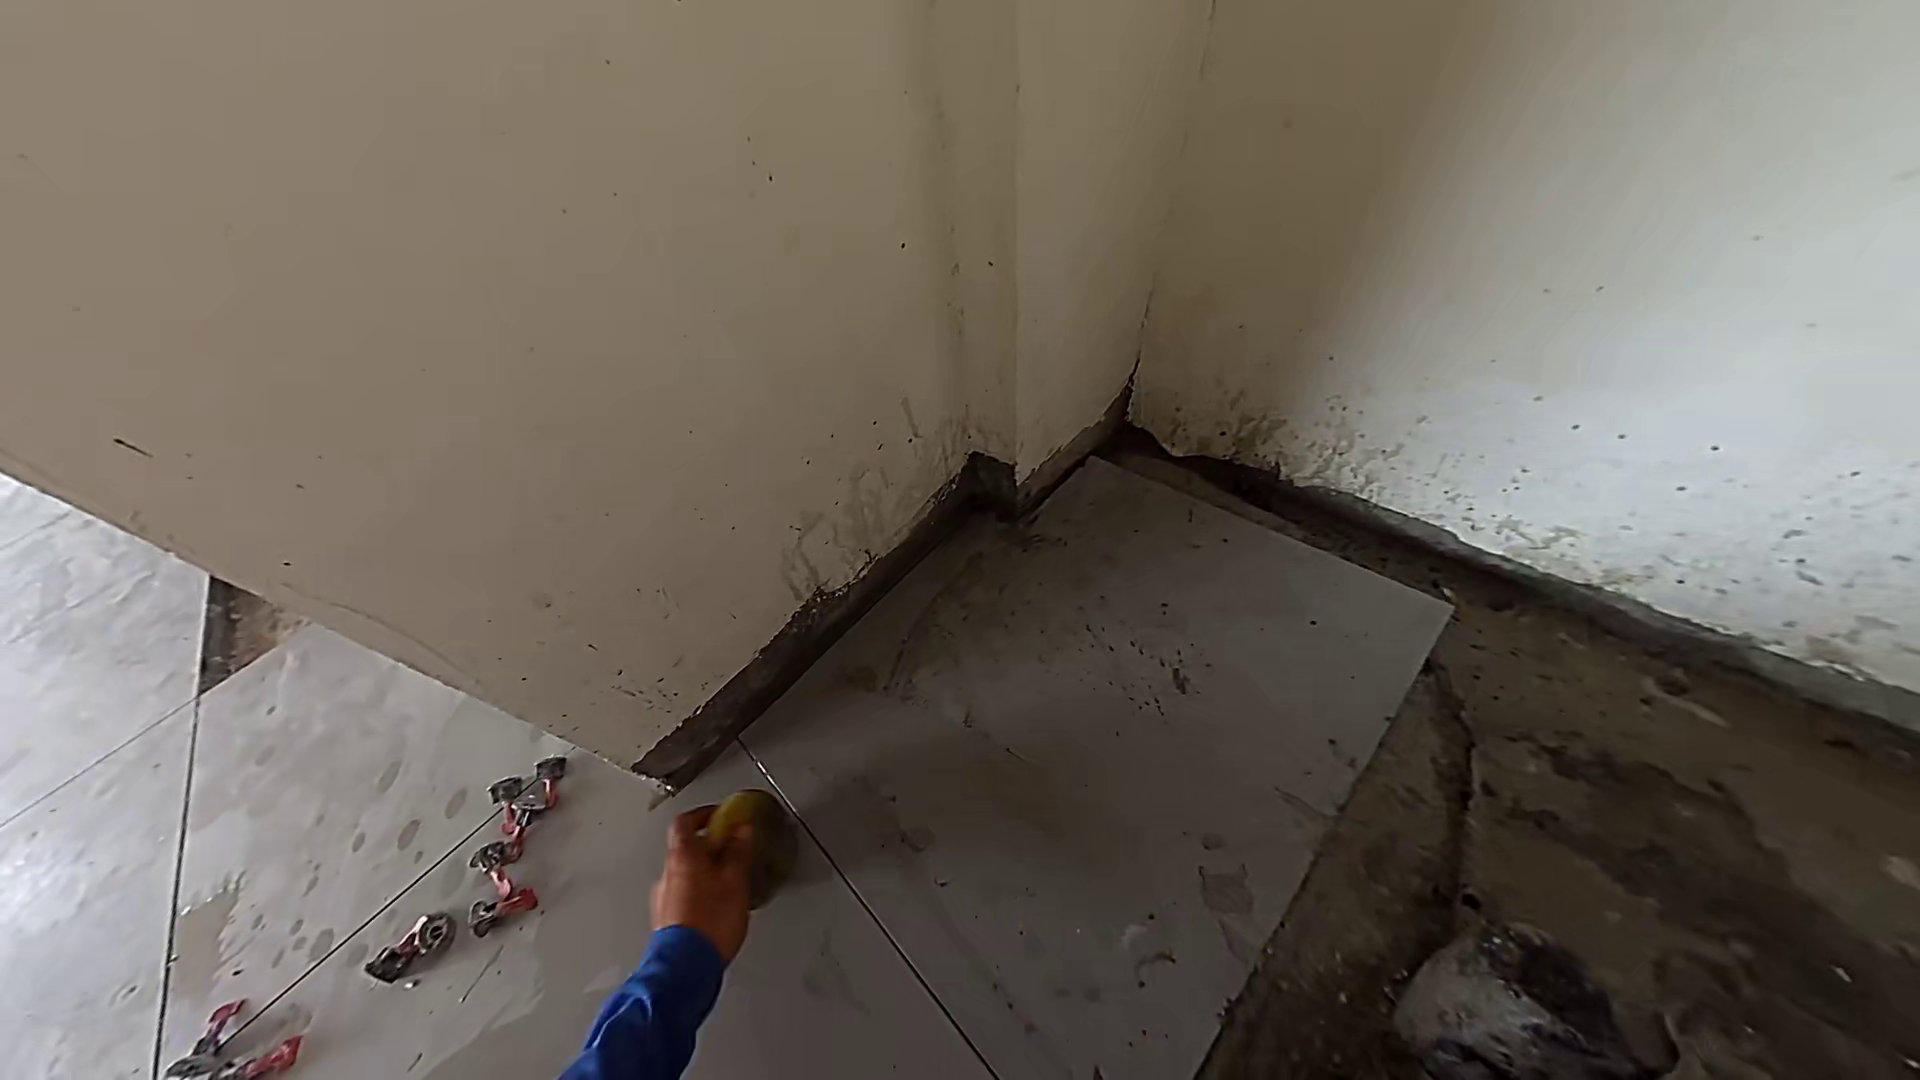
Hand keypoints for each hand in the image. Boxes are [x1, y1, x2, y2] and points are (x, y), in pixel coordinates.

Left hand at [651, 805, 753, 961]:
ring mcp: (661, 899)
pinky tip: (714, 906)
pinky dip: (696, 892)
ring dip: (702, 871)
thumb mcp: (735, 879)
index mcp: (682, 856)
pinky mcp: (663, 922)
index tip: (718, 816)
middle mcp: (666, 874)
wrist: (684, 971)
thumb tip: (741, 831)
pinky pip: (680, 895)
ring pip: (682, 873)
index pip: (684, 822)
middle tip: (729, 849)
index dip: (702, 814)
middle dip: (708, 846)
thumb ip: (738, 850)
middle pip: (684, 848)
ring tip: (726, 881)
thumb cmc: (709, 923)